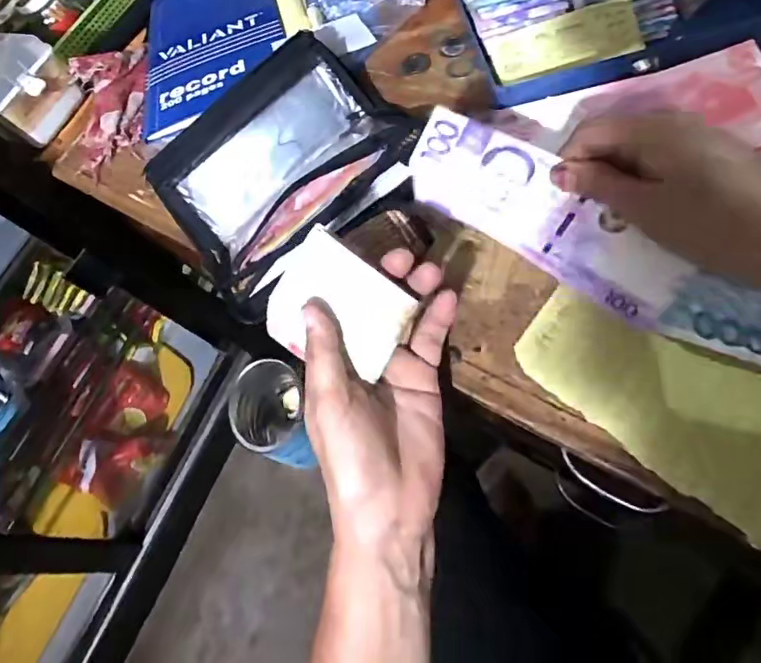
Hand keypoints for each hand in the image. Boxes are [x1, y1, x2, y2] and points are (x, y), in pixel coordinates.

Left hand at [301, 250, 458, 579]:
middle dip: (387, 278)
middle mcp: (363, 355)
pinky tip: (448, 296)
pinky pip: (432, 339)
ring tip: (429, 270)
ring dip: (416, 290)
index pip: (339, 310)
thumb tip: (312, 302)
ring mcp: (396, 364)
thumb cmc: (349, 456)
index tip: (356, 253)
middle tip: (403, 257)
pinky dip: (440, 316)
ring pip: (405, 316)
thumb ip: (325, 351)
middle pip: (375, 306)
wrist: (392, 508)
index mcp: (333, 360)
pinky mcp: (425, 377)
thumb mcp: (329, 401)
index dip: (346, 281)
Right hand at [552, 112, 760, 297]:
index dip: (570, 159)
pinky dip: (649, 175)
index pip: (591, 129)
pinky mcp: (718, 152)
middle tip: (593, 207)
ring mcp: (700, 134)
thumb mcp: (646, 210)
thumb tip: (561, 171)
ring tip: (623, 210)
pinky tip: (659, 205)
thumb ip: (600, 185)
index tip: (565, 196)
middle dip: (595, 166)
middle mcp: (674, 120)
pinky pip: (667, 154)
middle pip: (616, 133)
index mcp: (653, 127)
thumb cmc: (712, 226)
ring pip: (641, 145)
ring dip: (622, 172)